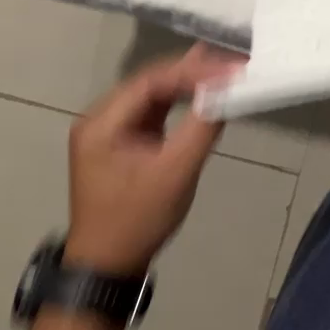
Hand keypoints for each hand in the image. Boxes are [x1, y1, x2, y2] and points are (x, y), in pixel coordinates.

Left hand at [63, 44, 244, 275]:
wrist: (108, 267)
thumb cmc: (139, 220)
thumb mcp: (176, 173)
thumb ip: (203, 127)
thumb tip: (228, 89)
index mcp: (102, 124)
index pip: (151, 82)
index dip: (192, 71)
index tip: (229, 69)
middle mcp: (99, 119)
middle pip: (150, 82)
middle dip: (191, 72)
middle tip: (230, 63)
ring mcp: (107, 129)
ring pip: (152, 94)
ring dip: (187, 84)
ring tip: (222, 70)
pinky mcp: (119, 140)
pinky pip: (152, 110)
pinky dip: (178, 101)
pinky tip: (202, 93)